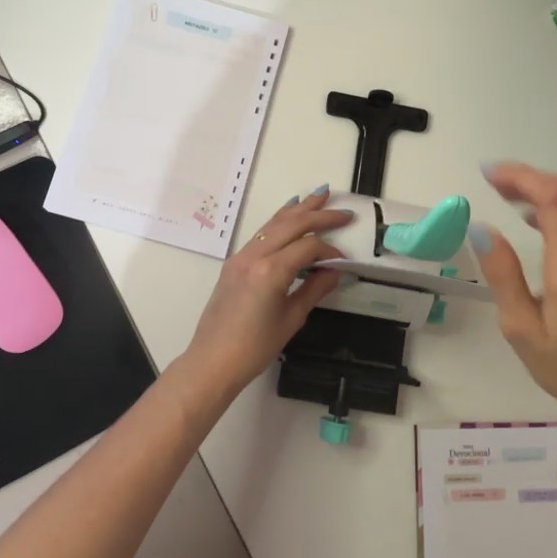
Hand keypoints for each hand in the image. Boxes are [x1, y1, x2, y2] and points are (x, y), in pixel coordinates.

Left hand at [184, 189, 350, 394]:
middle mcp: (255, 256)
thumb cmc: (254, 348)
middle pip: (291, 225)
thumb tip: (337, 272)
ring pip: (273, 224)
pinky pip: (261, 234)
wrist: (212, 360)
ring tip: (318, 196)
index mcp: (270, 271)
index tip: (344, 262)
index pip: (308, 248)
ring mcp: (241, 256)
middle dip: (318, 214)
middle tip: (343, 211)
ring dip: (298, 210)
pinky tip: (289, 214)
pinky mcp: (234, 263)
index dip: (330, 252)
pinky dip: (279, 221)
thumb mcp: (291, 319)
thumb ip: (314, 290)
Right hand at [470, 162, 556, 437]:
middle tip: (496, 185)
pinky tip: (549, 231)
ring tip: (514, 204)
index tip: (491, 174)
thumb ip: (502, 275)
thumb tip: (482, 229)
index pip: (555, 202)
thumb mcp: (521, 329)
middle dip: (530, 183)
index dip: (523, 177)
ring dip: (549, 200)